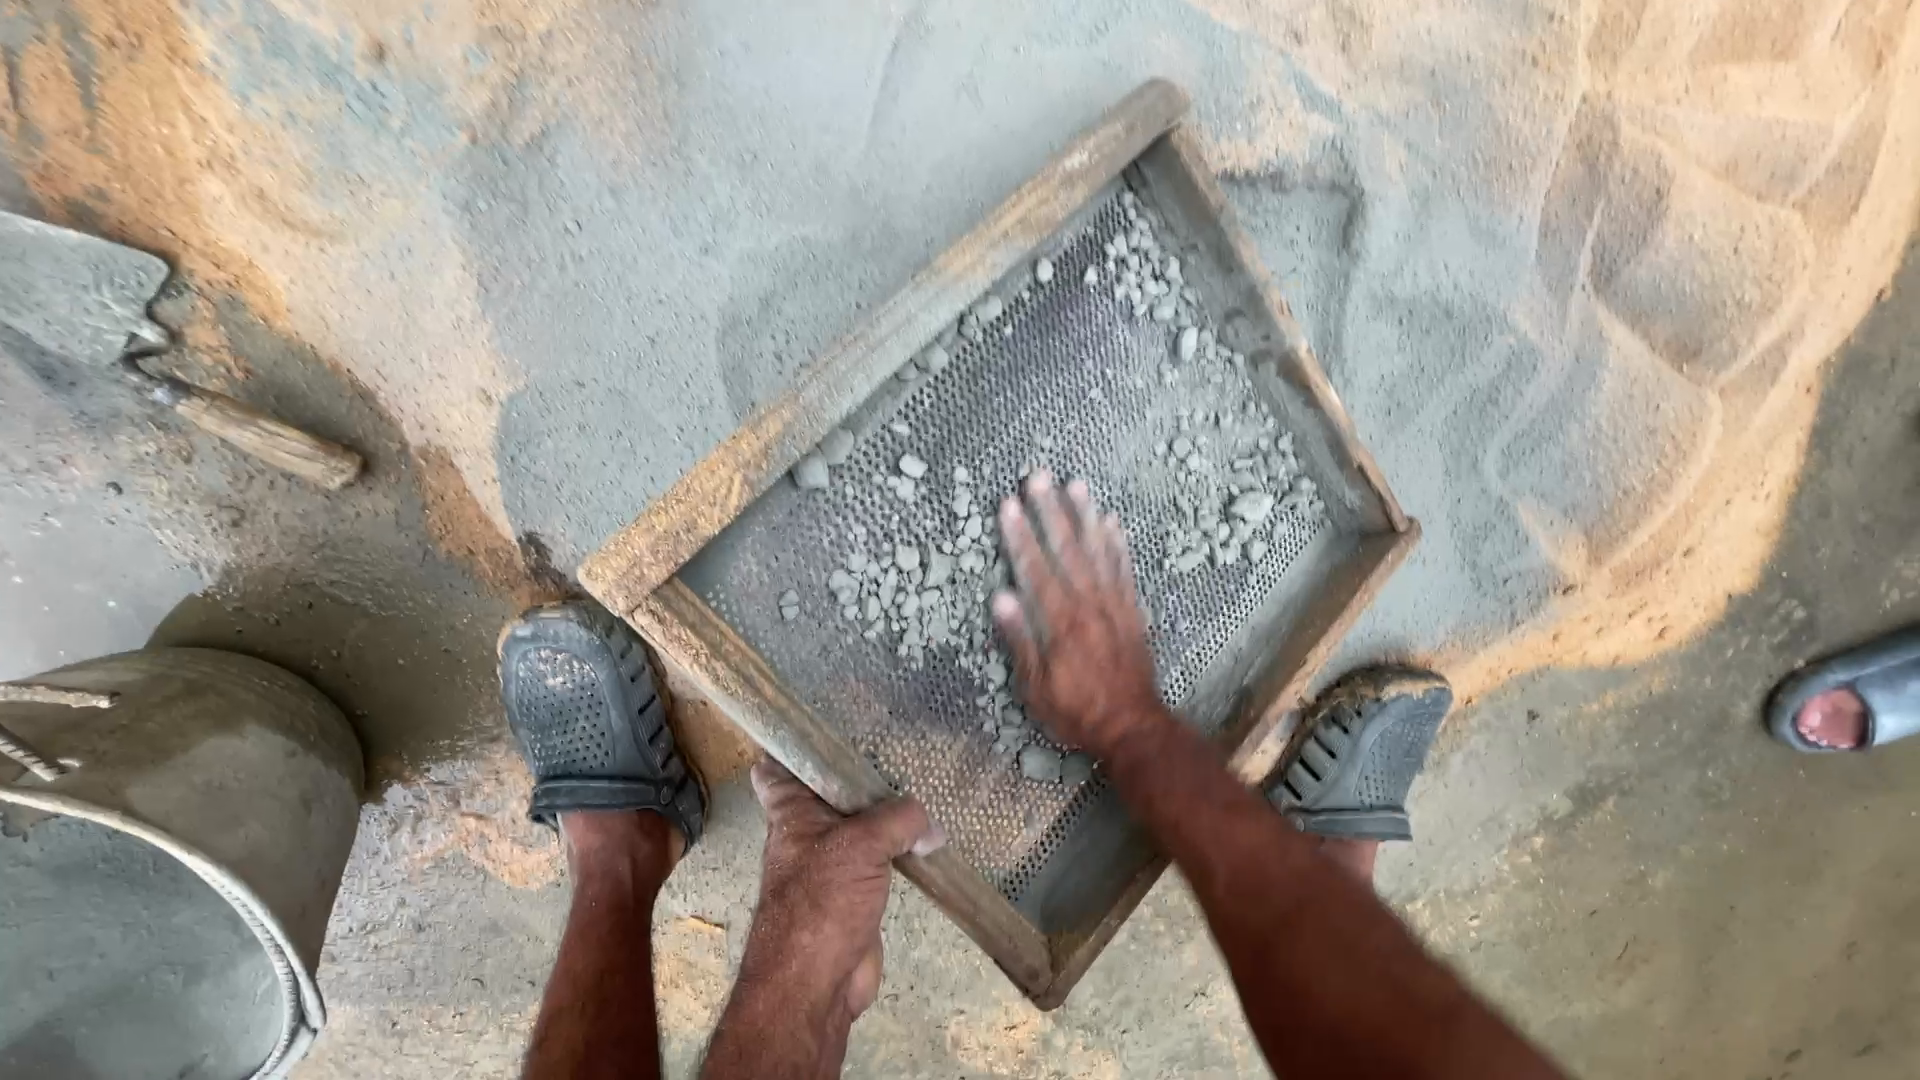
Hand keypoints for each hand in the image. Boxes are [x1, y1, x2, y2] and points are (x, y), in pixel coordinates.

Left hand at [738, 759, 945, 1018]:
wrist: (817, 983)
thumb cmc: (821, 903)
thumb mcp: (861, 844)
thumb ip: (900, 820)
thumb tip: (931, 826)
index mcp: (793, 812)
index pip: (781, 769)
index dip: (796, 747)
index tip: (824, 726)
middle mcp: (809, 831)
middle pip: (835, 792)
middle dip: (863, 775)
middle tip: (899, 745)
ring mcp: (834, 862)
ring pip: (863, 824)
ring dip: (889, 813)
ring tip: (923, 783)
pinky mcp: (859, 890)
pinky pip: (884, 856)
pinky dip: (904, 847)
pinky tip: (930, 835)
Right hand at [993, 471, 1165, 755]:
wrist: (1133, 726)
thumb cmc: (1076, 711)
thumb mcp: (1036, 687)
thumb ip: (1021, 640)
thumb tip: (1001, 598)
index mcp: (1059, 622)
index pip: (1034, 569)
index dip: (1020, 535)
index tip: (1008, 504)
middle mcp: (1088, 604)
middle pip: (1066, 549)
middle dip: (1050, 511)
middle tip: (1038, 476)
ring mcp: (1113, 604)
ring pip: (1098, 550)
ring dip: (1085, 516)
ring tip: (1075, 484)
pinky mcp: (1132, 611)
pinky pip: (1125, 569)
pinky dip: (1118, 543)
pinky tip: (1111, 521)